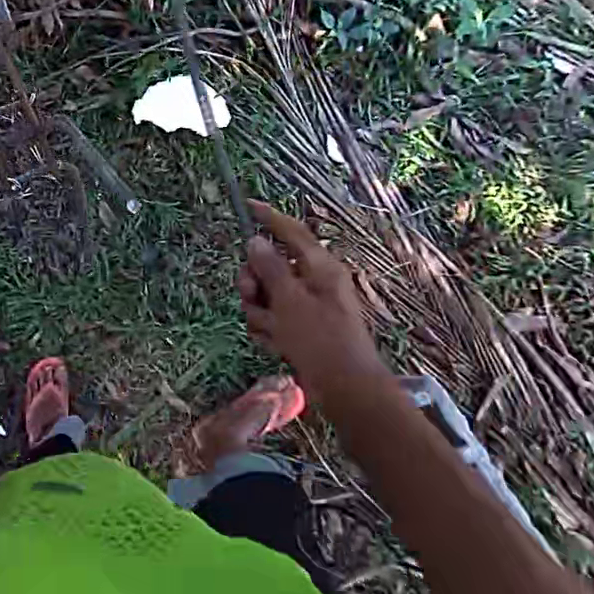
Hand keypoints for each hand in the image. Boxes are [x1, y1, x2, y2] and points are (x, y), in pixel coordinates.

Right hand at [238, 199, 390, 393]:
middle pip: (269, 266)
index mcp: (319, 267)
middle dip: (254, 282)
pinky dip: (268, 330)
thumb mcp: (289, 300)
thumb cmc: (321, 339)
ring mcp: (306, 306)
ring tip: (271, 331)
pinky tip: (276, 345)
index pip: (291, 232)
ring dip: (259, 312)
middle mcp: (312, 282)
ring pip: (265, 296)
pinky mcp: (299, 328)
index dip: (269, 218)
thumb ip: (269, 268)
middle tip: (251, 295)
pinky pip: (270, 319)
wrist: (345, 388)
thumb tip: (255, 241)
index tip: (248, 205)